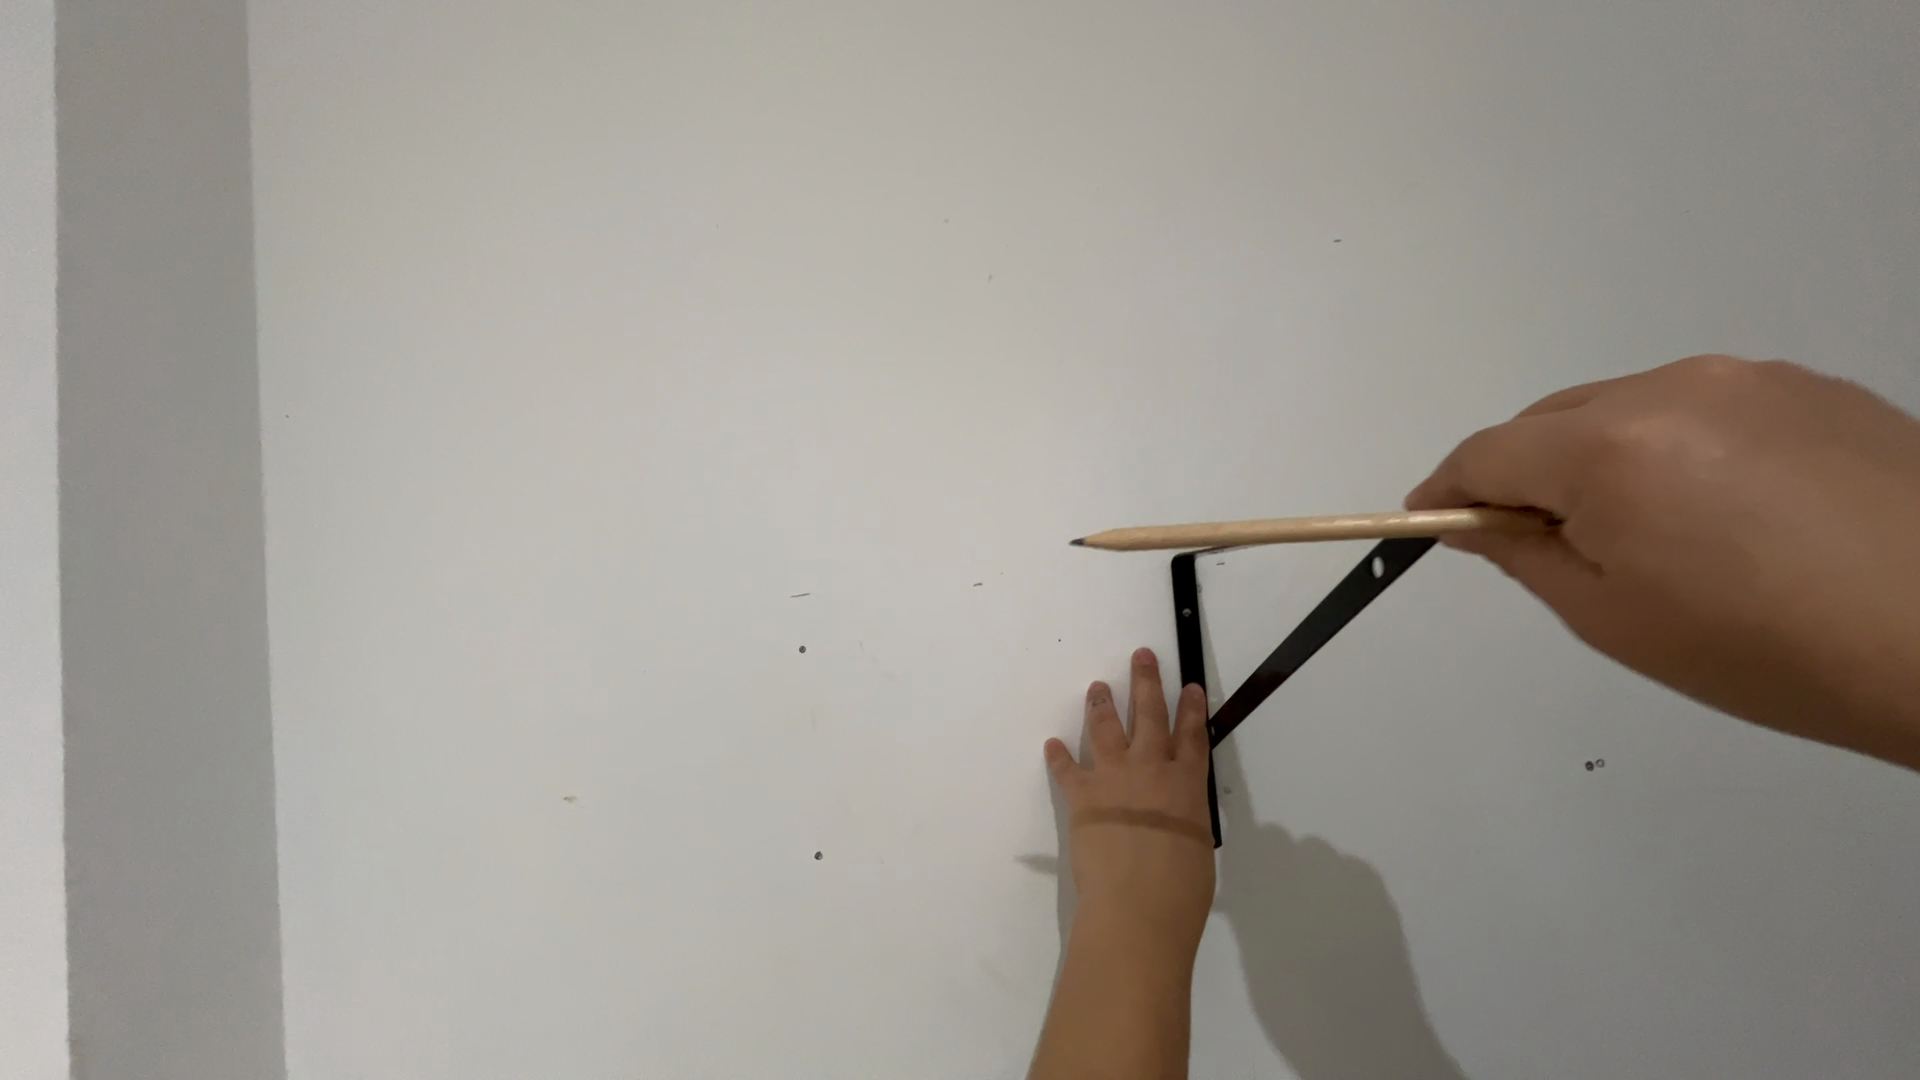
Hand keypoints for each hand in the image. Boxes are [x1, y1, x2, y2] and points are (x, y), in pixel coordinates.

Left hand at [1028, 648, 1213, 1079]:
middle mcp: (1151, 771)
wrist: (1137, 907)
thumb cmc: (1180, 892)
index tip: (1191, 686)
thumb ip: (1185, 824)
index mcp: (1186, 787)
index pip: (1192, 738)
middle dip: (1147, 682)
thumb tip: (1175, 819)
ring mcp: (1114, 779)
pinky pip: (1067, 769)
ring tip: (1097, 685)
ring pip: (1108, 730)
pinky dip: (1058, 756)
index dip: (1192, 710)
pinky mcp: (1083, 796)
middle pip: (1151, 716)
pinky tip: (1051, 743)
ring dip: (1103, 705)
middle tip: (1141, 655)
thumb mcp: (1197, 851)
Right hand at [1406, 355, 1919, 767]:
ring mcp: (1753, 380)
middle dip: (1519, 473)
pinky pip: (1694, 408)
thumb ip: (1521, 551)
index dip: (1445, 489)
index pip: (1485, 452)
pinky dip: (1665, 447)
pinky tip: (1710, 507)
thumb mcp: (1607, 614)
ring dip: (1592, 457)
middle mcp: (1673, 388)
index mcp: (1609, 446)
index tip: (1431, 521)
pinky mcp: (1817, 389)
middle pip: (1546, 421)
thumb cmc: (1765, 646)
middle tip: (1534, 537)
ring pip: (1618, 408)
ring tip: (1635, 528)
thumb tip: (1474, 521)